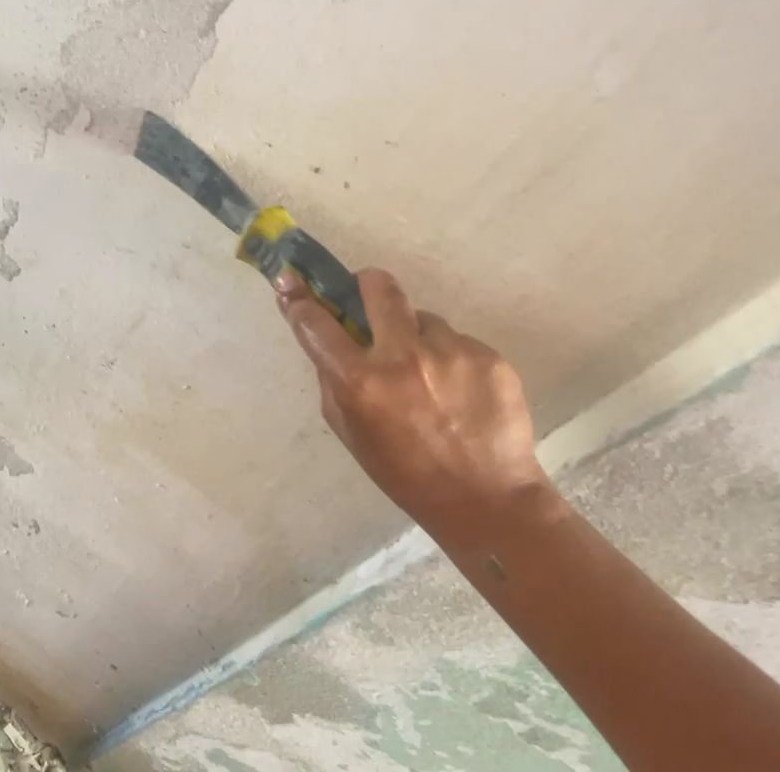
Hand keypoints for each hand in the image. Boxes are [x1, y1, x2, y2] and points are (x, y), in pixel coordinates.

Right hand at [276, 268, 551, 536]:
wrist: (486, 499)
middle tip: (369, 298)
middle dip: (368, 285)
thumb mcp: (349, 430)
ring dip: (417, 338)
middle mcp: (404, 357)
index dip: (298, 299)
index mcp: (360, 381)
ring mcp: (451, 352)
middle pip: (379, 288)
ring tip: (430, 377)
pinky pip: (458, 343)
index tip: (290, 281)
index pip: (316, 323)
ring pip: (424, 320)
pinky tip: (459, 394)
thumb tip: (325, 337)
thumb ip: (334, 379)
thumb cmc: (403, 471)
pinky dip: (450, 360)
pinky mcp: (489, 357)